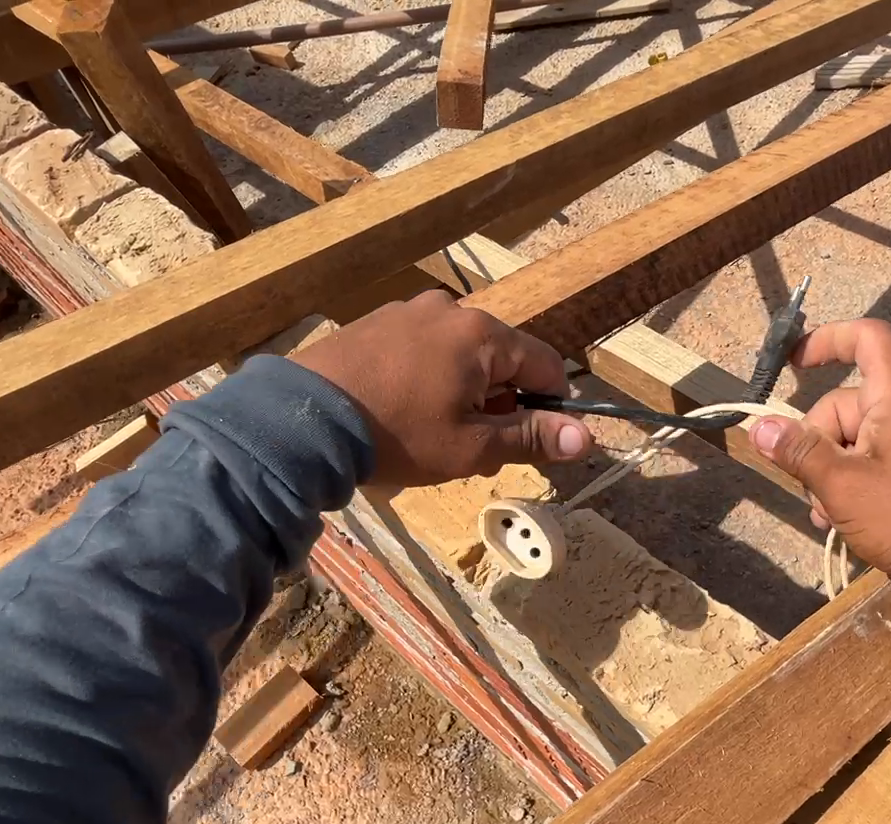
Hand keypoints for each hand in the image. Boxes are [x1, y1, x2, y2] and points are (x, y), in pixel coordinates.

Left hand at [295, 291, 593, 487]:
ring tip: (438, 433)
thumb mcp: (472, 448)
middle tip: (477, 448)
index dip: (552, 407)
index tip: (534, 441)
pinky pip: (426, 348)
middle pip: (503, 359)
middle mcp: (451, 309)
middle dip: (502, 403)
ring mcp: (410, 310)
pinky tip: (408, 409)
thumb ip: (531, 438)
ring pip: (464, 355)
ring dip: (468, 393)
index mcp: (483, 335)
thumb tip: (587, 438)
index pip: (545, 366)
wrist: (302, 421)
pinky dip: (433, 378)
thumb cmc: (399, 436)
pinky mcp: (378, 321)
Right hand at [748, 320, 890, 582]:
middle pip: (845, 406)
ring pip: (856, 443)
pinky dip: (855, 487)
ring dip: (831, 475)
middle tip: (811, 487)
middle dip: (816, 445)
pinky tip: (843, 524)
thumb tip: (758, 426)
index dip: (828, 340)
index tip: (794, 362)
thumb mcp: (844, 486)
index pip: (867, 338)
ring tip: (828, 517)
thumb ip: (800, 453)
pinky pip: (877, 466)